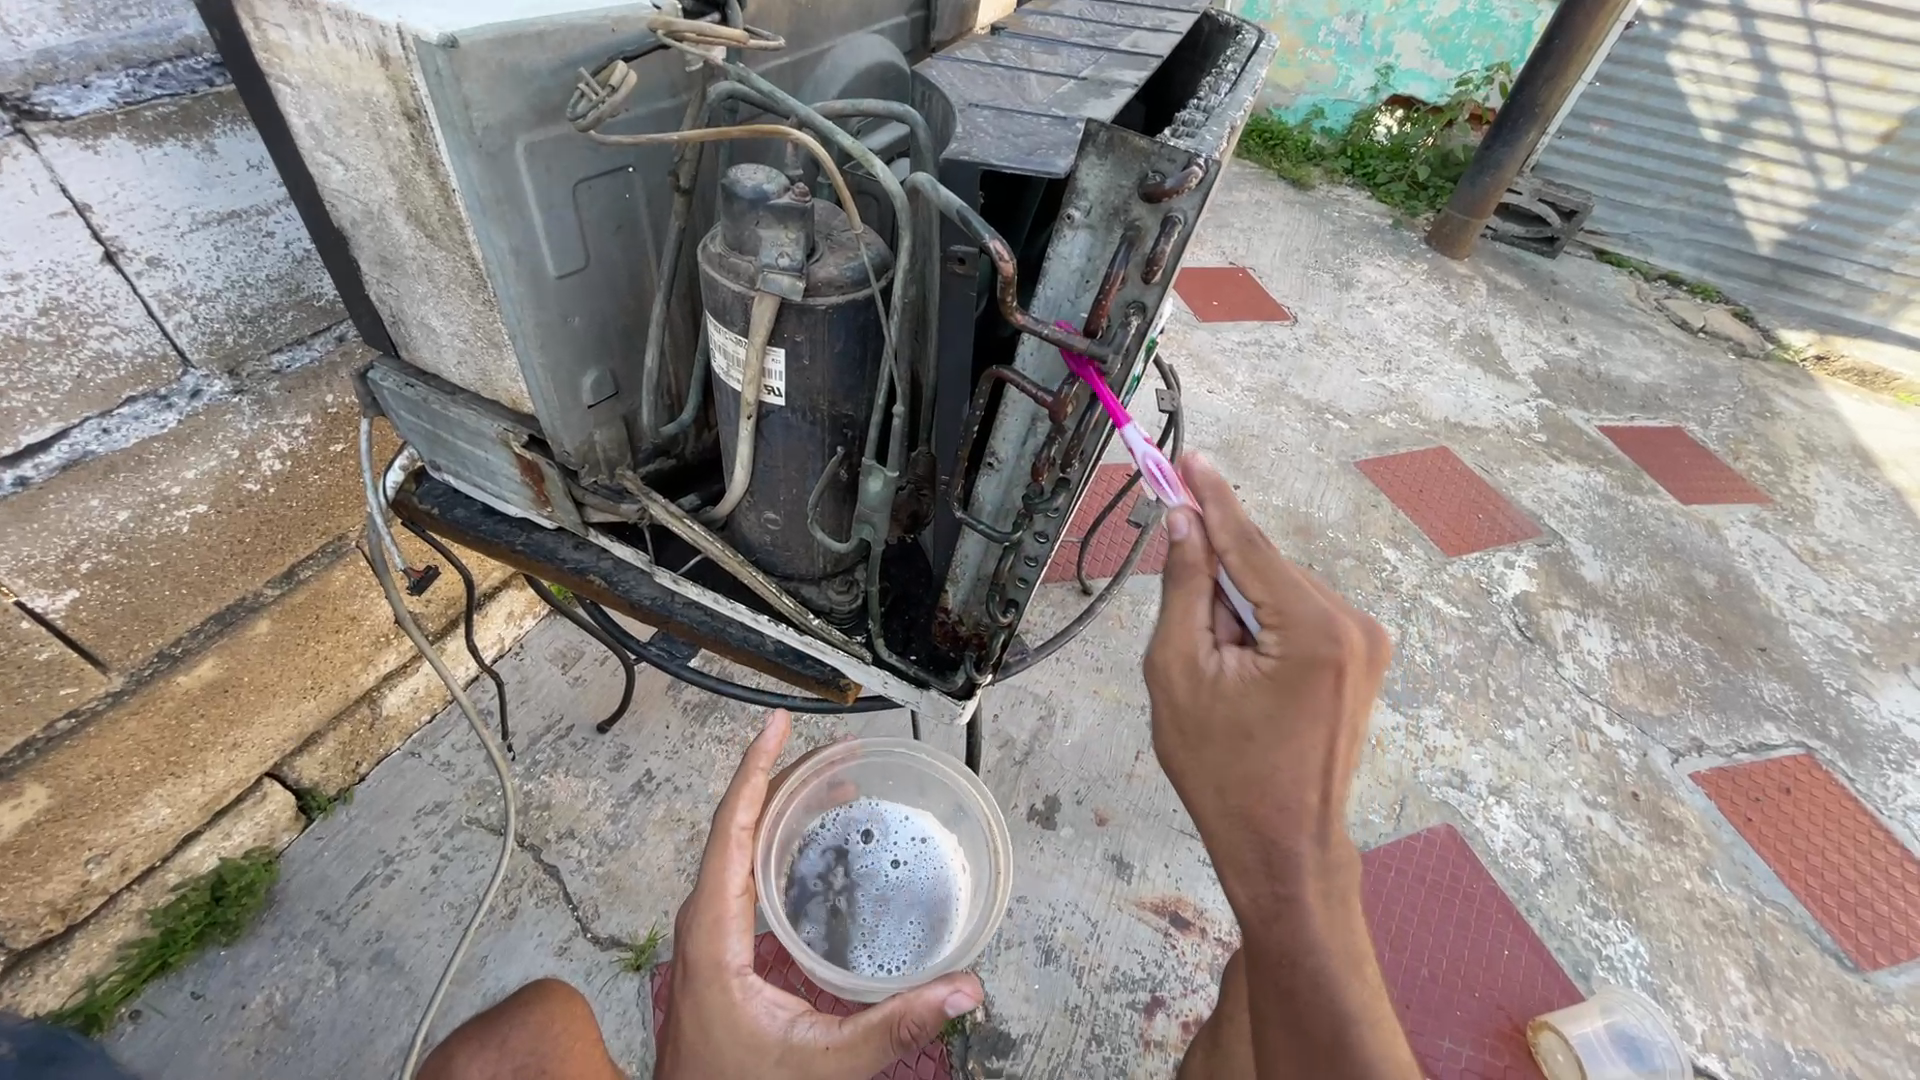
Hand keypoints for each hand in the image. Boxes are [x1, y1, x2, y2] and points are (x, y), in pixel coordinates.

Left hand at [654, 710, 984, 1079]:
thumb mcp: (820, 1064)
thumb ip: (892, 1026)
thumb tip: (961, 989)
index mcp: (714, 932)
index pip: (731, 826)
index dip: (755, 768)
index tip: (776, 725)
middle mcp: (704, 918)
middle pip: (738, 821)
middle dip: (784, 775)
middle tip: (839, 751)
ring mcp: (709, 926)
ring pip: (738, 840)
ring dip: (782, 801)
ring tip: (835, 780)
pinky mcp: (720, 937)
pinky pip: (742, 863)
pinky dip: (775, 832)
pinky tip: (810, 834)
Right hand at [1143, 455, 1390, 909]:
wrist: (1283, 847)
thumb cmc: (1220, 768)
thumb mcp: (1178, 673)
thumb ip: (1185, 588)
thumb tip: (1185, 523)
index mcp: (1312, 627)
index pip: (1249, 543)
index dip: (1212, 498)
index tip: (1190, 456)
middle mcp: (1353, 622)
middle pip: (1263, 568)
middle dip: (1216, 577)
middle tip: (1184, 629)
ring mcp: (1368, 642)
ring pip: (1279, 590)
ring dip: (1236, 607)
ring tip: (1214, 669)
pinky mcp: (1364, 658)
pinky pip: (1296, 613)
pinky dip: (1259, 622)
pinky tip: (1240, 668)